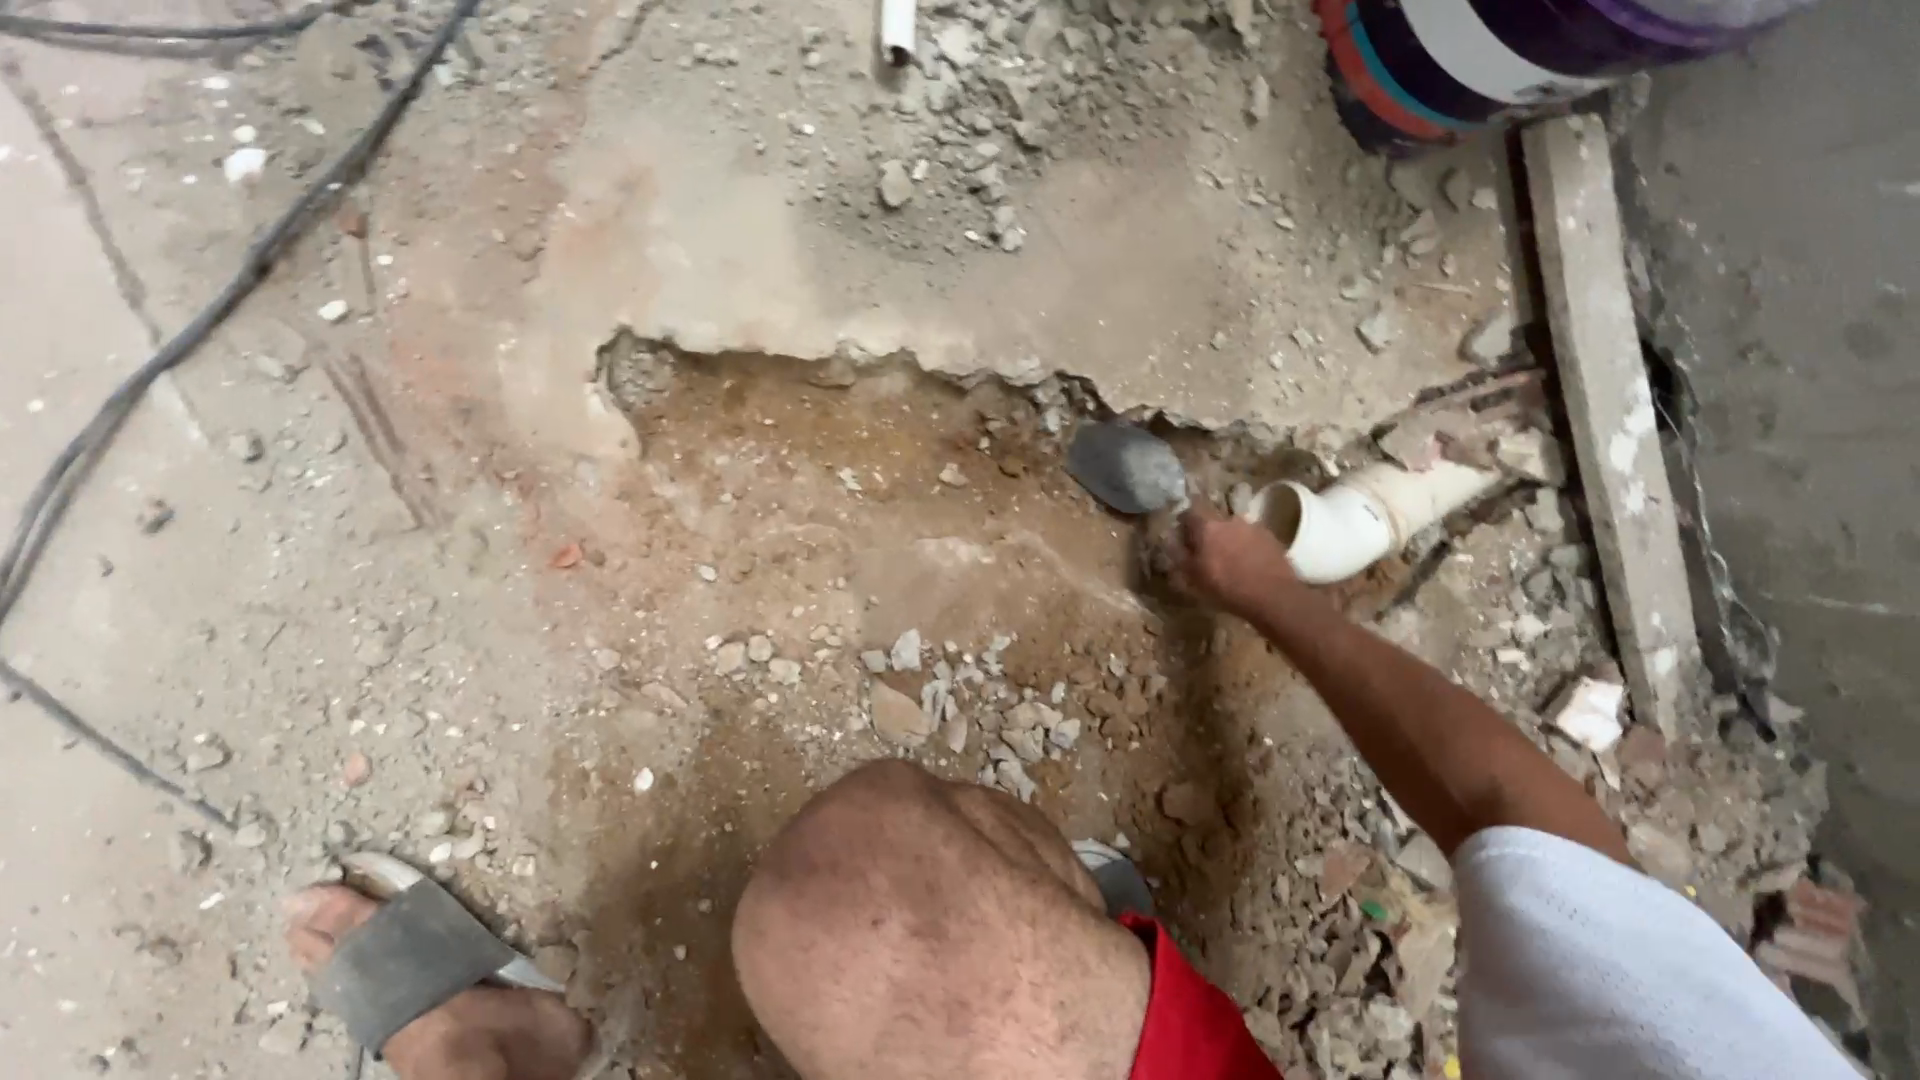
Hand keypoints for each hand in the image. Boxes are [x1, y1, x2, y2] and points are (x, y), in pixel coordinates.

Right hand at [1169, 504, 1303, 619]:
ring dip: (1230, 540)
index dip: (1184, 523)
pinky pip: (1253, 538)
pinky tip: (1250, 564)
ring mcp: (1253, 527)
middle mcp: (1229, 519)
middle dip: (1209, 534)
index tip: (1183, 537)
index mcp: (1207, 526)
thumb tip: (1168, 540)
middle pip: (1214, 521)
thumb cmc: (1225, 586)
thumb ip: (1178, 555)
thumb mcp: (1192, 577)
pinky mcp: (1272, 538)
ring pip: (1234, 530)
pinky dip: (1248, 547)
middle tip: (1207, 553)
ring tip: (1232, 561)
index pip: (1189, 513)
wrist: (1272, 595)